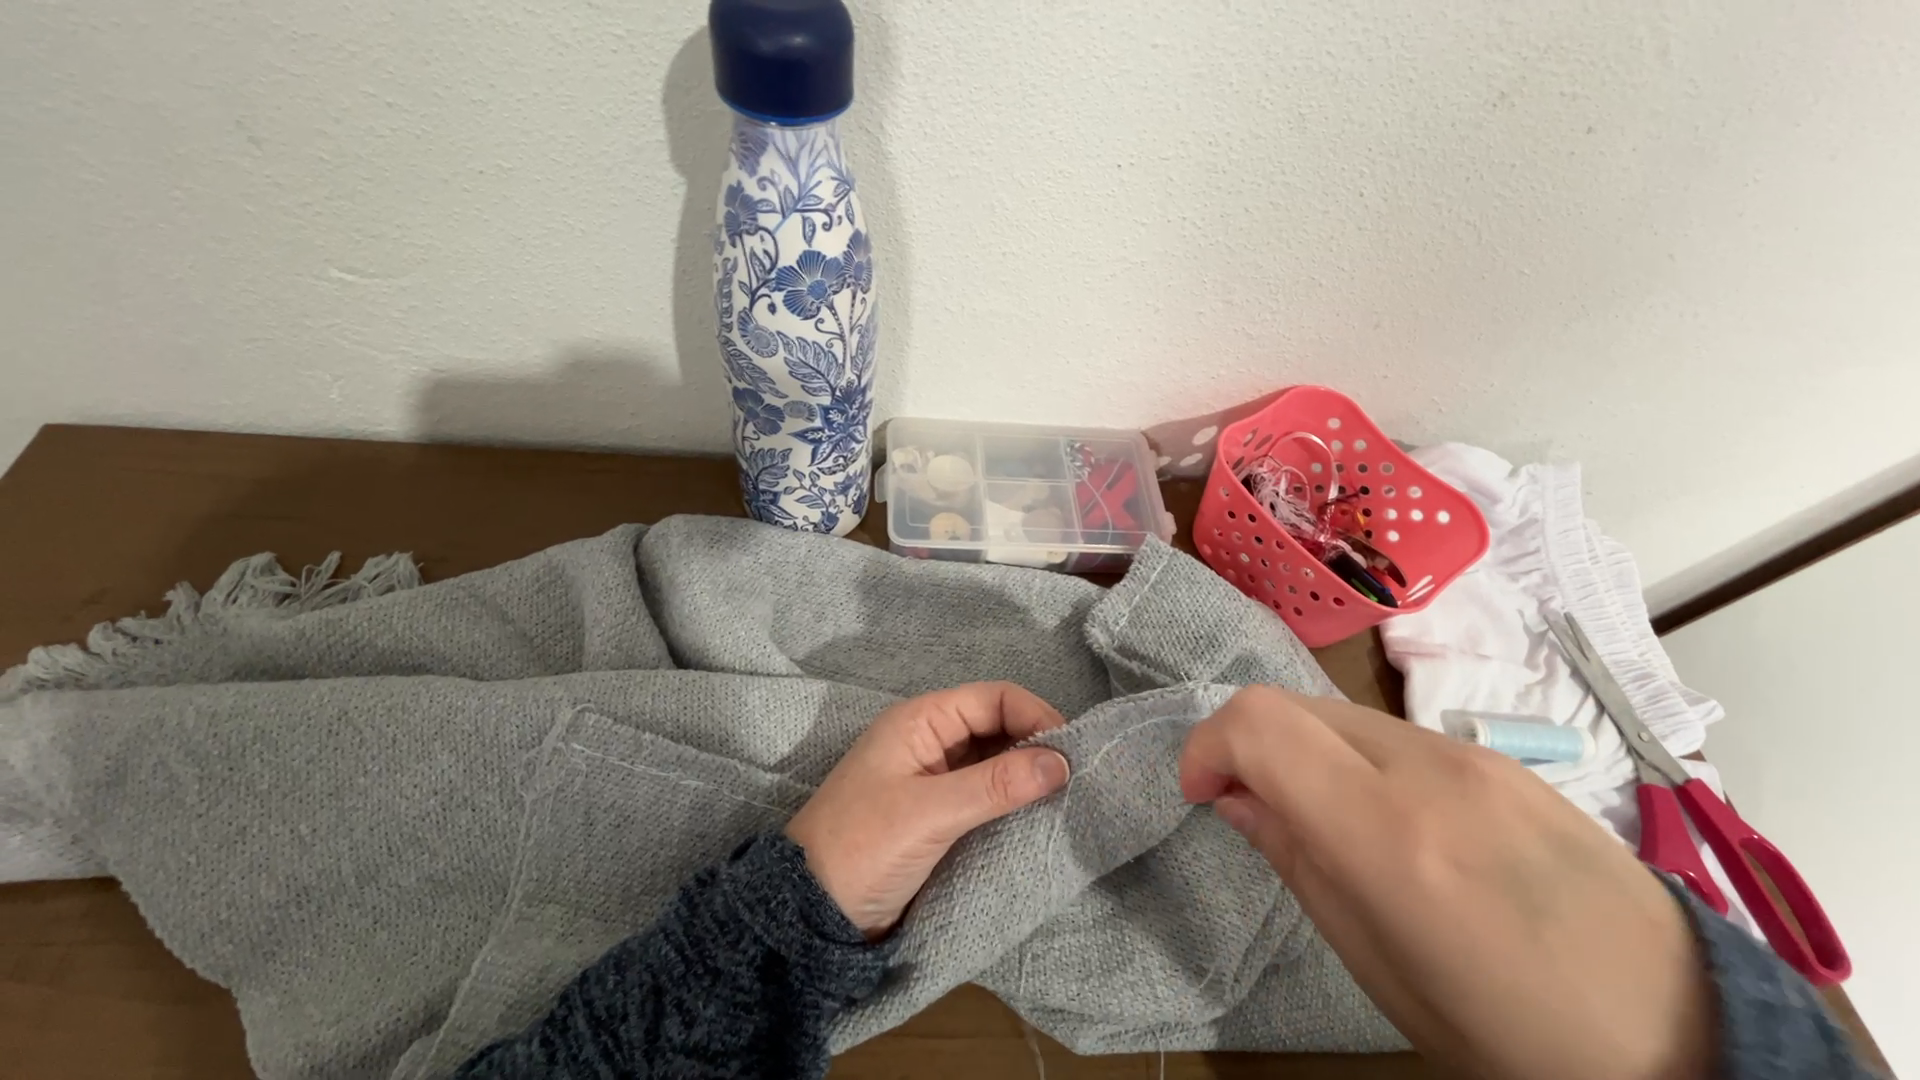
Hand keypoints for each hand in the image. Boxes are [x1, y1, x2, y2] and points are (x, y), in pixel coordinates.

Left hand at [786, 682, 1071, 939]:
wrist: (810, 911)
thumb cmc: (863, 847)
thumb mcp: (930, 813)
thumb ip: (996, 785)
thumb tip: (1062, 761)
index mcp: (921, 721)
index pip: (993, 698)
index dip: (1036, 716)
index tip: (1073, 752)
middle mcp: (931, 739)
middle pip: (997, 725)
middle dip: (1036, 744)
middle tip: (1078, 778)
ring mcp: (934, 776)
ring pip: (994, 759)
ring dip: (1027, 773)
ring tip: (1067, 797)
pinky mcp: (938, 811)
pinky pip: (985, 791)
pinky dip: (1012, 798)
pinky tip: (1037, 815)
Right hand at [1180, 686, 1712, 1079]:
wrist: (1682, 1032)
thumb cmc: (1508, 1028)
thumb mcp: (1376, 963)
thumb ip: (1296, 858)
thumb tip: (1234, 796)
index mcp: (1388, 834)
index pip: (1260, 723)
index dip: (1208, 744)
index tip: (1201, 793)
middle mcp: (1426, 769)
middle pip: (1290, 703)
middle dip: (1246, 745)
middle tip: (1247, 807)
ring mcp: (1470, 755)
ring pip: (1338, 711)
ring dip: (1300, 749)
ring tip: (1319, 818)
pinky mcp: (1501, 759)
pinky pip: (1392, 732)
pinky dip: (1352, 755)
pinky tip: (1385, 817)